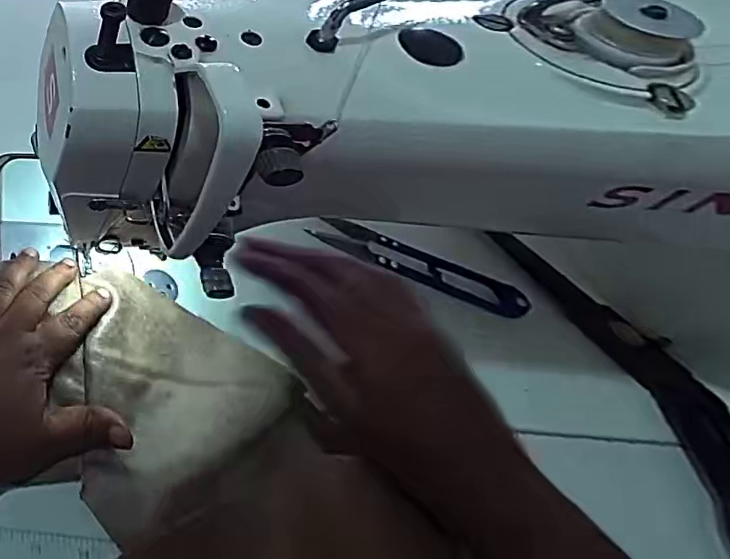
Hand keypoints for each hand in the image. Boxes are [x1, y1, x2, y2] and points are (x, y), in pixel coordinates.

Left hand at [0, 250, 132, 490]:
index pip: (69, 326)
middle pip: (35, 296)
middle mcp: (5, 331)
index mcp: (32, 355)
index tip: (103, 292)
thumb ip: (86, 428)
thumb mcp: (47, 441)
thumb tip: (127, 430)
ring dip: (17, 268)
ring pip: (1, 288)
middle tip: (68, 263)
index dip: (88, 308)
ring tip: (29, 252)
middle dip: (54, 277)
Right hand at [235, 237, 532, 502]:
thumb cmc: (407, 449)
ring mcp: (419, 324)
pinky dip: (358, 270)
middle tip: (256, 246)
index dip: (271, 265)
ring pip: (365, 272)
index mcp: (366, 332)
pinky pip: (391, 285)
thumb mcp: (339, 403)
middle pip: (335, 269)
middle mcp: (394, 319)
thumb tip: (256, 311)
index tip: (242, 256)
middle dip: (291, 253)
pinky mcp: (434, 334)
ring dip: (323, 257)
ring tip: (292, 253)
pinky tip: (348, 274)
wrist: (487, 482)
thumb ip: (296, 349)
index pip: (308, 283)